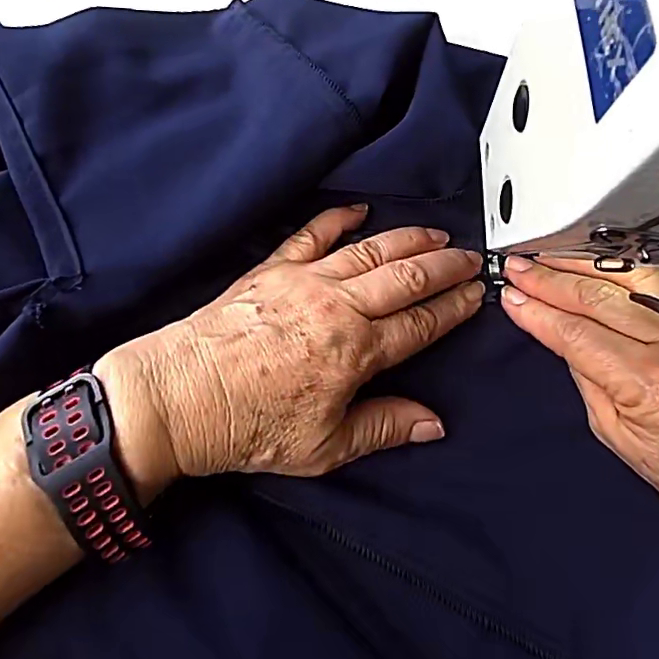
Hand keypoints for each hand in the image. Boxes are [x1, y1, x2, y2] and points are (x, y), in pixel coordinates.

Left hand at [97, 205, 485, 493]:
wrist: (181, 396)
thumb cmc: (248, 427)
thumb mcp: (324, 447)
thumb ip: (383, 427)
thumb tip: (432, 423)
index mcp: (355, 352)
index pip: (421, 323)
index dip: (454, 307)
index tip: (477, 294)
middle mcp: (335, 307)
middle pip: (404, 277)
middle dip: (444, 265)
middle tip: (470, 258)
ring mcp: (301, 282)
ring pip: (367, 251)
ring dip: (405, 240)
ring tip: (434, 233)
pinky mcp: (269, 271)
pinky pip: (310, 236)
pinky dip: (336, 221)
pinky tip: (357, 212)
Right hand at [497, 255, 658, 584]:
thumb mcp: (615, 433)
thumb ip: (586, 376)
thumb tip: (561, 335)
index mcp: (653, 385)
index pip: (575, 332)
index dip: (535, 312)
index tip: (511, 298)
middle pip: (597, 297)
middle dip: (549, 280)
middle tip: (517, 269)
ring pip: (631, 277)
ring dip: (582, 264)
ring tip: (548, 257)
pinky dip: (620, 268)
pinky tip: (596, 263)